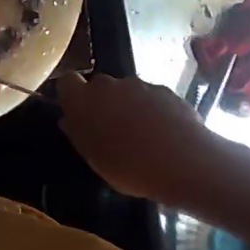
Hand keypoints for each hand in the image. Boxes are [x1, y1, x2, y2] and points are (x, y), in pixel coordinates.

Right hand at [55, 73, 230, 199]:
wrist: (182, 160)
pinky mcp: (165, 90)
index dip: (71, 96)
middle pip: (99, 86)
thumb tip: (70, 120)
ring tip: (140, 136)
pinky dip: (151, 110)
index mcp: (84, 100)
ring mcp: (140, 84)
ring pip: (126, 91)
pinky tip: (162, 134)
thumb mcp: (95, 158)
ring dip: (128, 106)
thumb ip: (79, 134)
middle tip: (108, 130)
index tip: (77, 114)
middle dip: (101, 103)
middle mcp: (110, 84)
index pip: (66, 82)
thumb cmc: (128, 167)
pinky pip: (150, 97)